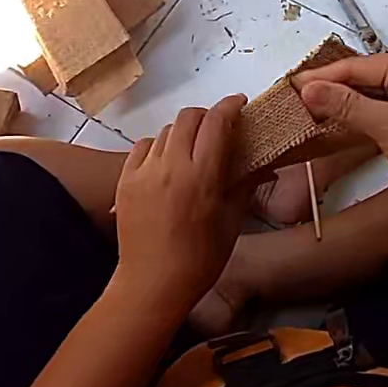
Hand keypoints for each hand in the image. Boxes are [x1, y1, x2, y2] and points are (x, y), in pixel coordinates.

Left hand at [112, 95, 248, 316]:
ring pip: (166, 131)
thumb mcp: (232, 223)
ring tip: (191, 150)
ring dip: (182, 133)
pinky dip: (157, 147)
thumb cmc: (200, 259)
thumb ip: (245, 186)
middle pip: (188, 117)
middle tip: (217, 128)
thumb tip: (263, 165)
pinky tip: (165, 163)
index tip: (239, 103)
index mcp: (201, 176)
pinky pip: (142, 147)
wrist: (152, 283)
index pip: (216, 123)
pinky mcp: (125, 179)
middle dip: (206, 116)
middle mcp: (170, 166)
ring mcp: (143, 171)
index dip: (229, 106)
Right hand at [292, 51, 387, 208]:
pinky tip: (345, 122)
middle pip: (368, 77)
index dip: (324, 76)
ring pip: (377, 93)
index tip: (296, 85)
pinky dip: (366, 114)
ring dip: (349, 103)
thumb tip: (309, 88)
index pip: (359, 65)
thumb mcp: (386, 126)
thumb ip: (344, 104)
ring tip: (316, 109)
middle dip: (335, 89)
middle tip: (301, 99)